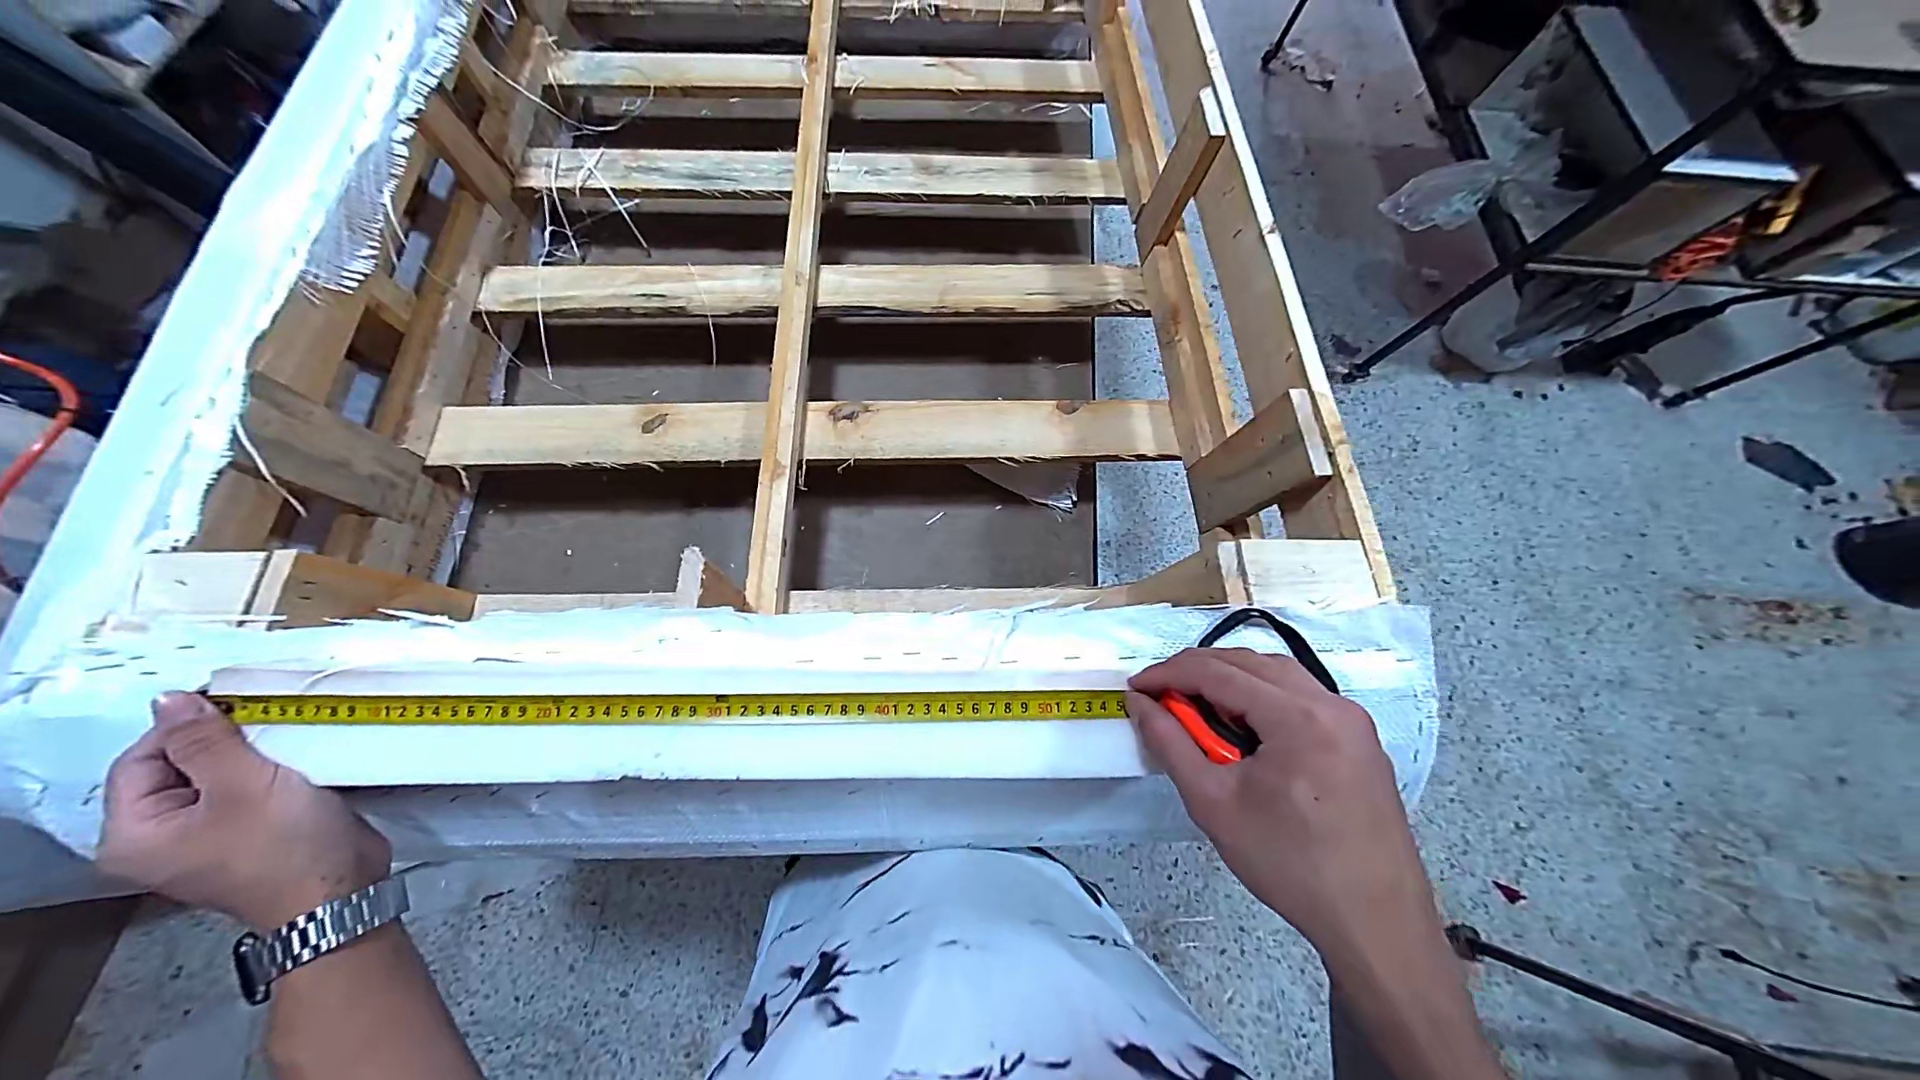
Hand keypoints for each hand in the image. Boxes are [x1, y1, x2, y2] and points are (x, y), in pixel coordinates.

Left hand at [98, 691, 390, 929]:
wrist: (339, 890)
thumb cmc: (284, 842)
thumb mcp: (245, 785)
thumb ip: (205, 741)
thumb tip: (169, 700)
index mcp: (133, 835)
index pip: (140, 761)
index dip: (184, 728)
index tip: (241, 705)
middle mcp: (157, 839)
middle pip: (176, 769)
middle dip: (223, 740)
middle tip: (271, 722)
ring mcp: (204, 840)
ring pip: (216, 778)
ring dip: (251, 753)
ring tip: (289, 738)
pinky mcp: (246, 835)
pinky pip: (244, 792)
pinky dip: (268, 771)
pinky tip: (298, 761)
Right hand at [1126, 648, 1438, 959]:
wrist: (1375, 922)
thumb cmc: (1289, 864)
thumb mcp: (1213, 802)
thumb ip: (1170, 742)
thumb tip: (1139, 702)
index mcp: (1299, 717)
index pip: (1218, 671)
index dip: (1169, 673)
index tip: (1136, 687)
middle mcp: (1332, 704)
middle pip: (1249, 663)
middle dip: (1198, 671)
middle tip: (1161, 696)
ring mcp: (1353, 720)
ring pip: (1277, 674)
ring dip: (1231, 679)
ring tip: (1197, 709)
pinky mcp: (1360, 739)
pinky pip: (1301, 696)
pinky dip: (1262, 697)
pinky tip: (1243, 727)